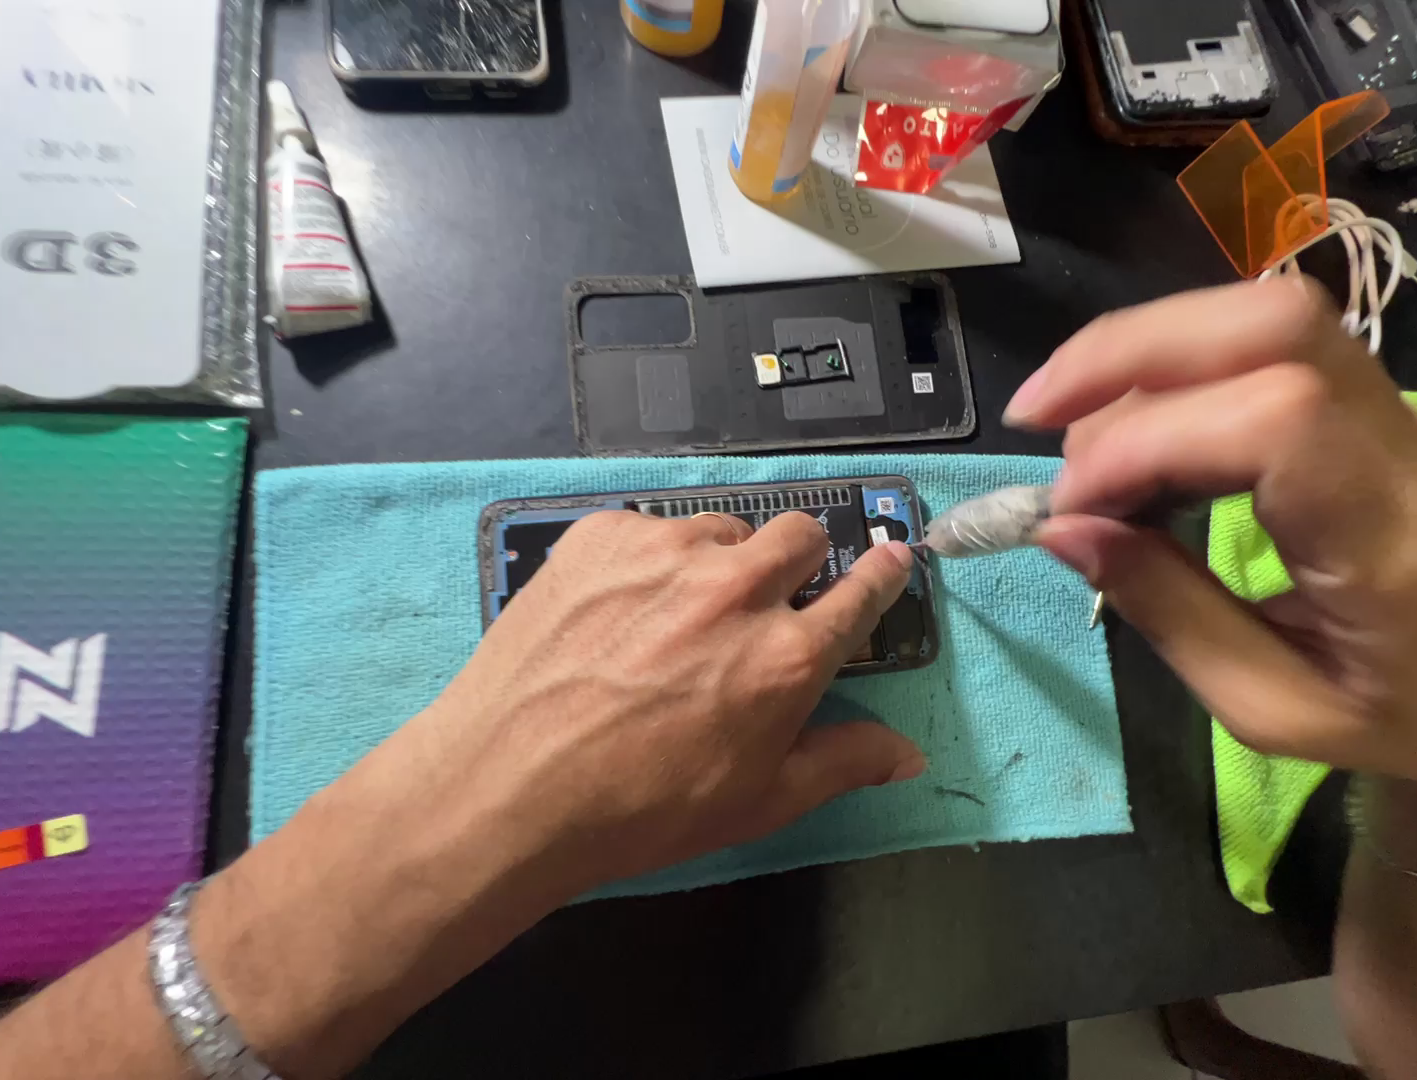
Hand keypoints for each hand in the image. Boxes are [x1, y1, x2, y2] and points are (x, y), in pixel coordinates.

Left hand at [402, 509, 925, 889]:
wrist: (507, 785)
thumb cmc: (642, 808)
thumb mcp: (757, 802)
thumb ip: (842, 763)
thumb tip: (909, 755)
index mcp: (786, 655)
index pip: (861, 594)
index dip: (882, 574)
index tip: (891, 558)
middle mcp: (736, 588)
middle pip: (801, 533)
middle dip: (796, 563)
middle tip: (760, 605)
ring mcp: (666, 551)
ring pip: (725, 529)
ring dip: (721, 561)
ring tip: (676, 614)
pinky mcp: (604, 535)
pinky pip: (653, 528)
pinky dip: (652, 560)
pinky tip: (617, 608)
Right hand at [1002, 280, 1416, 822]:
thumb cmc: (1396, 730)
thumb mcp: (1265, 708)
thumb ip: (1164, 609)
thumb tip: (1059, 529)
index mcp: (1400, 546)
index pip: (1276, 423)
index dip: (1145, 442)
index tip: (1068, 506)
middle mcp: (1414, 450)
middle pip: (1273, 326)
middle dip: (1126, 353)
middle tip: (1032, 414)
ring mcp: (1402, 416)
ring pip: (1262, 318)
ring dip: (1136, 359)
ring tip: (1072, 443)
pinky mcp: (1370, 409)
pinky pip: (1260, 350)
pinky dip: (1166, 373)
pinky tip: (1122, 430)